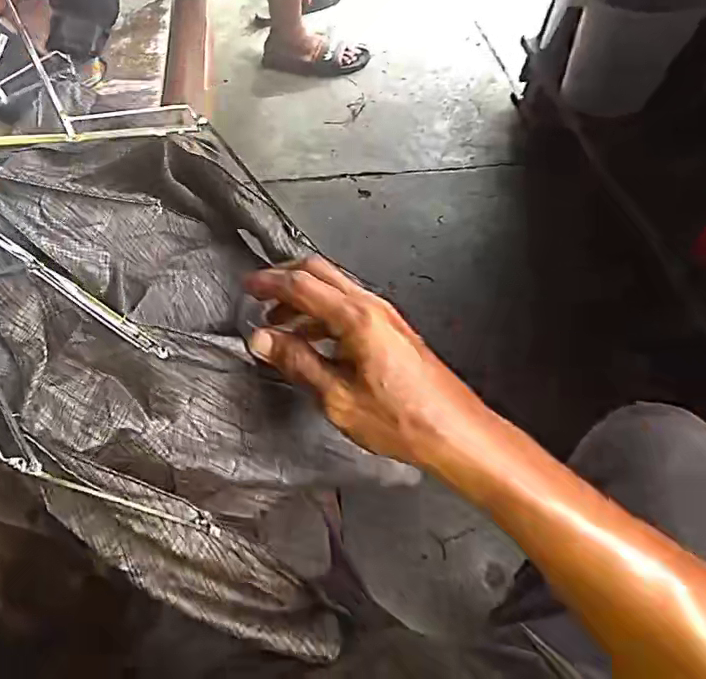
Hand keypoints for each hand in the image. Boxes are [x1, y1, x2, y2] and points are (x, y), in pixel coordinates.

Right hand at [244, 257, 487, 464]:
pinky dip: (321, 311)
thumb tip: (263, 338)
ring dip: (302, 297)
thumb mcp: (337, 397)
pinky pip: (347, 304)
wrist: (457, 434)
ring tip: (279, 323)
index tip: (247, 286)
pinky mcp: (390, 329)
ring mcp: (384, 315)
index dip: (269, 282)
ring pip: (333, 287)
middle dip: (284, 277)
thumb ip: (296, 361)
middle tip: (259, 293)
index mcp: (356, 317)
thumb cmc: (404, 420)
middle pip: (318, 271)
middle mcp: (371, 306)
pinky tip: (310, 339)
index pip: (301, 284)